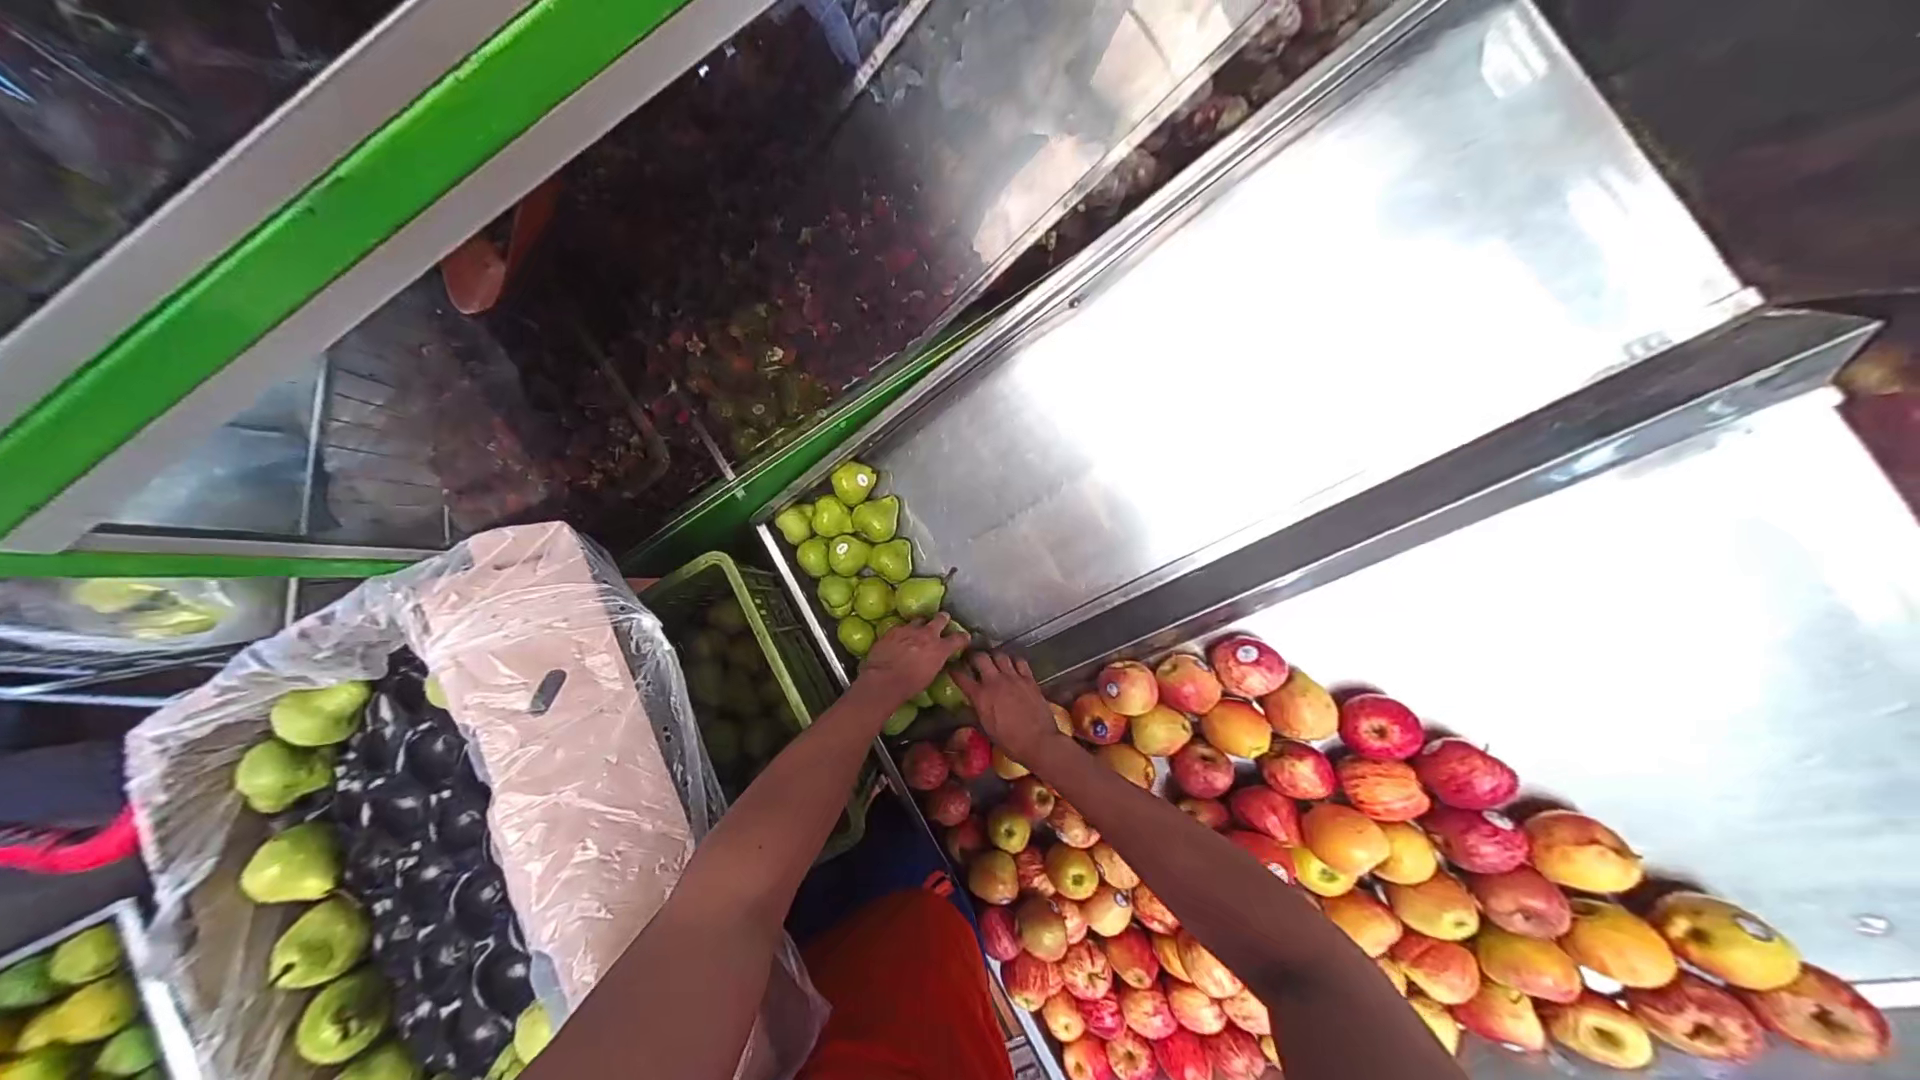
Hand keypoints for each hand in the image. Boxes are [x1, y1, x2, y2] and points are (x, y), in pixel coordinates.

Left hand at [855, 614, 969, 706]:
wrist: (884, 679)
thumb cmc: (909, 685)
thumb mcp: (930, 675)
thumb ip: (935, 662)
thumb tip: (935, 659)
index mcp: (940, 649)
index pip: (958, 639)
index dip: (963, 637)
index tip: (964, 637)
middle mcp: (927, 635)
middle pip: (940, 619)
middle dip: (943, 619)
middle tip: (943, 619)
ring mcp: (909, 630)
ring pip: (919, 620)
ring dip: (921, 624)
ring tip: (919, 628)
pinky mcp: (893, 630)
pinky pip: (902, 626)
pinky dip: (904, 631)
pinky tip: (900, 637)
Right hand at [950, 651, 1062, 763]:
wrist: (1038, 741)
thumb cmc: (1010, 741)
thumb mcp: (986, 728)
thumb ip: (978, 710)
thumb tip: (973, 703)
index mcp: (981, 696)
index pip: (962, 677)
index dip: (955, 671)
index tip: (952, 669)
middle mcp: (995, 682)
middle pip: (980, 657)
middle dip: (974, 656)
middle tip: (973, 660)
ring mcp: (1013, 678)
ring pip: (1000, 655)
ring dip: (994, 656)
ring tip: (993, 660)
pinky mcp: (1029, 679)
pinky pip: (1019, 661)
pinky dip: (1014, 660)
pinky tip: (1013, 665)